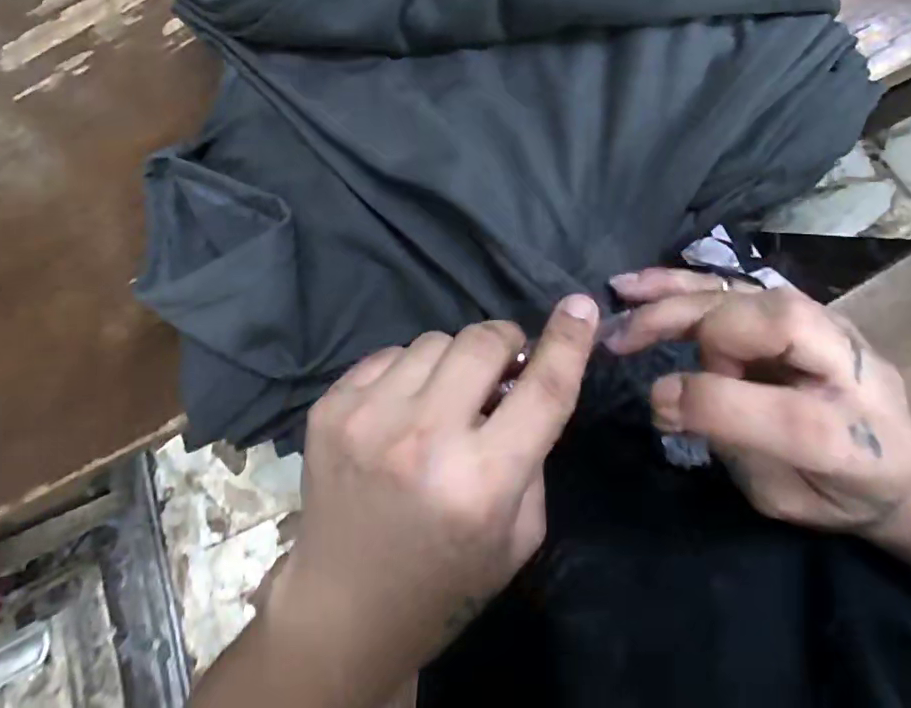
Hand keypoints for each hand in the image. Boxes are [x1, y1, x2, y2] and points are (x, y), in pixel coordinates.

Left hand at [265, 296, 600, 696]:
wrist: (345, 603)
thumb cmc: (445, 580)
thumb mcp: (516, 535)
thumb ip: (529, 455)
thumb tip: (522, 380)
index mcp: (482, 481)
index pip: (541, 391)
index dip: (567, 342)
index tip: (580, 306)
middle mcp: (423, 438)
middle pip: (480, 343)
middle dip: (503, 343)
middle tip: (503, 365)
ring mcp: (368, 417)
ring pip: (431, 341)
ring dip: (452, 360)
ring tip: (445, 398)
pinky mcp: (330, 407)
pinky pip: (387, 355)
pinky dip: (407, 372)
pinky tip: (402, 408)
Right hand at [607, 268, 910, 532]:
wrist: (894, 466)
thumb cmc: (833, 491)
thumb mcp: (787, 499)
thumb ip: (736, 449)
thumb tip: (668, 400)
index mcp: (859, 438)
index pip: (787, 413)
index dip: (713, 404)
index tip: (658, 408)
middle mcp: (849, 368)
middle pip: (776, 323)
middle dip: (697, 330)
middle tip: (629, 346)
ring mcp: (824, 325)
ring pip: (748, 292)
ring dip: (676, 295)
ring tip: (621, 298)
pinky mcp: (793, 306)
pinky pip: (732, 283)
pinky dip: (679, 282)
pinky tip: (636, 283)